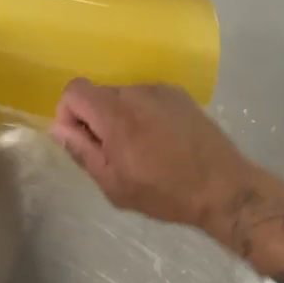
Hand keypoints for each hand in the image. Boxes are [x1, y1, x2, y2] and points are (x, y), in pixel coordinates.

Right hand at [50, 80, 264, 232]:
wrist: (223, 188)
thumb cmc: (164, 192)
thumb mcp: (113, 183)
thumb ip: (81, 151)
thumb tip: (59, 129)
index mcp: (115, 114)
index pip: (74, 91)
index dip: (68, 114)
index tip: (82, 141)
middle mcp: (136, 92)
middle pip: (98, 93)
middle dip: (95, 119)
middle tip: (112, 153)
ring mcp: (160, 90)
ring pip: (122, 96)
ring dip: (120, 117)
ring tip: (141, 149)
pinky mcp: (179, 95)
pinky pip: (146, 97)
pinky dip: (143, 114)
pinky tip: (161, 141)